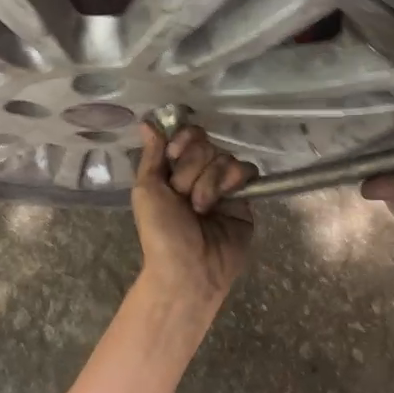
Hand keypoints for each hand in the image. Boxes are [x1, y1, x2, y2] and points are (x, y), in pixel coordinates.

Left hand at [132, 123, 257, 303]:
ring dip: (209, 181)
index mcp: (172, 172)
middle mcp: (198, 175)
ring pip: (224, 157)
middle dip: (191, 169)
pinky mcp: (245, 199)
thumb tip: (146, 123)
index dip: (182, 141)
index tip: (173, 156)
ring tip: (201, 208)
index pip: (185, 137)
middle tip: (183, 196)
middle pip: (204, 145)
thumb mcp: (146, 191)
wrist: (189, 269)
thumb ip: (152, 156)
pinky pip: (246, 171)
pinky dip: (233, 180)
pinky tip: (223, 200)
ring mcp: (223, 186)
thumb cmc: (161, 232)